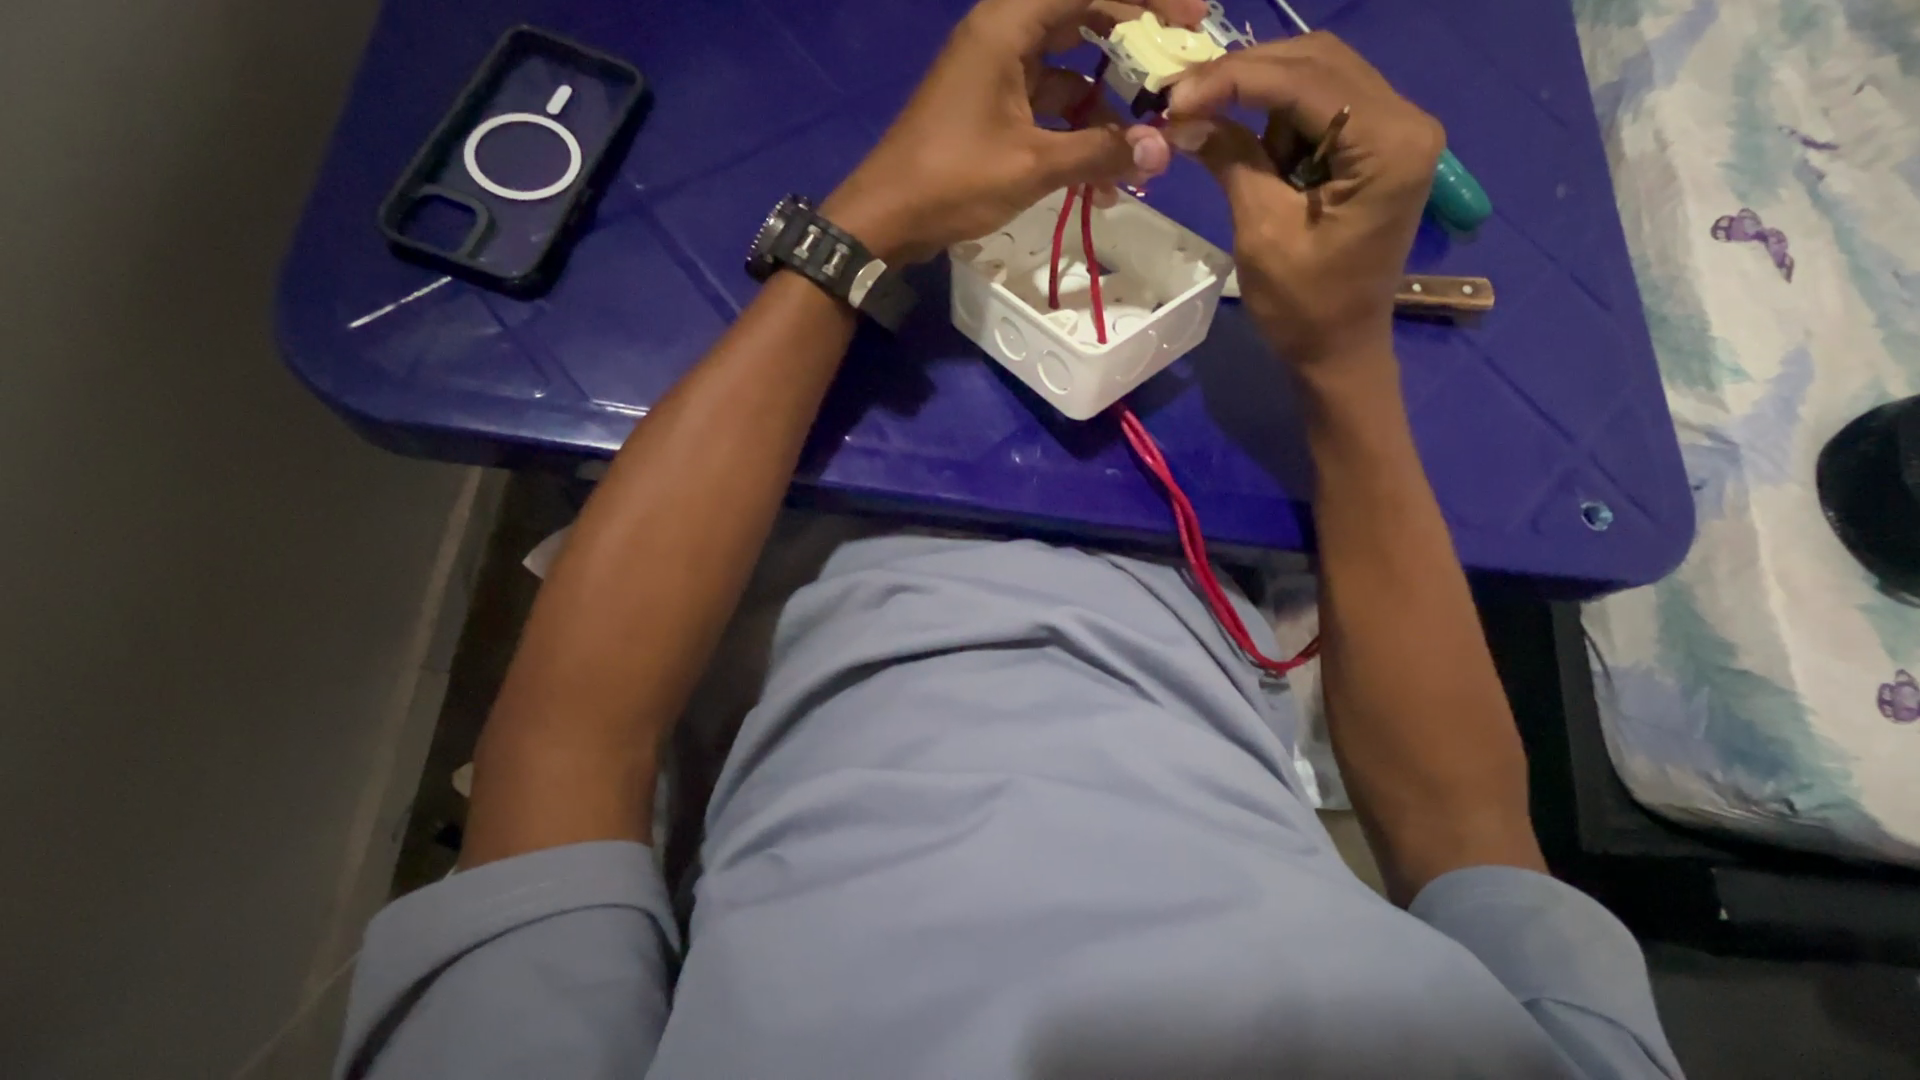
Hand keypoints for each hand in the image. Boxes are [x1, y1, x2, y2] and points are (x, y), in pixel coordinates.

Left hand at [823, 0, 1207, 263]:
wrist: (884, 220)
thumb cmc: (952, 180)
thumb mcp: (1032, 166)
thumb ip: (1099, 154)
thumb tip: (1161, 151)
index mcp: (1006, 27)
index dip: (1144, 2)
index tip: (1190, 21)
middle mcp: (1001, 38)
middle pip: (1082, 27)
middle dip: (1132, 58)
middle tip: (1177, 79)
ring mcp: (994, 77)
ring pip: (1067, 79)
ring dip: (1104, 116)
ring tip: (1144, 153)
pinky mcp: (990, 113)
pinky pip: (1046, 112)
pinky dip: (1074, 139)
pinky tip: (1102, 183)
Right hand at [1167, 34, 1442, 367]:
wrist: (1339, 350)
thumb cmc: (1304, 307)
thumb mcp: (1262, 231)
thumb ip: (1231, 160)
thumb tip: (1182, 116)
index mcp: (1390, 144)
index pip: (1306, 80)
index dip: (1233, 79)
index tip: (1172, 96)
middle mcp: (1405, 120)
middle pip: (1316, 62)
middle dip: (1243, 76)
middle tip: (1180, 99)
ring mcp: (1394, 130)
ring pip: (1315, 76)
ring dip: (1255, 94)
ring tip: (1201, 118)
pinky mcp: (1375, 146)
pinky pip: (1320, 107)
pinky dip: (1273, 115)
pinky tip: (1238, 134)